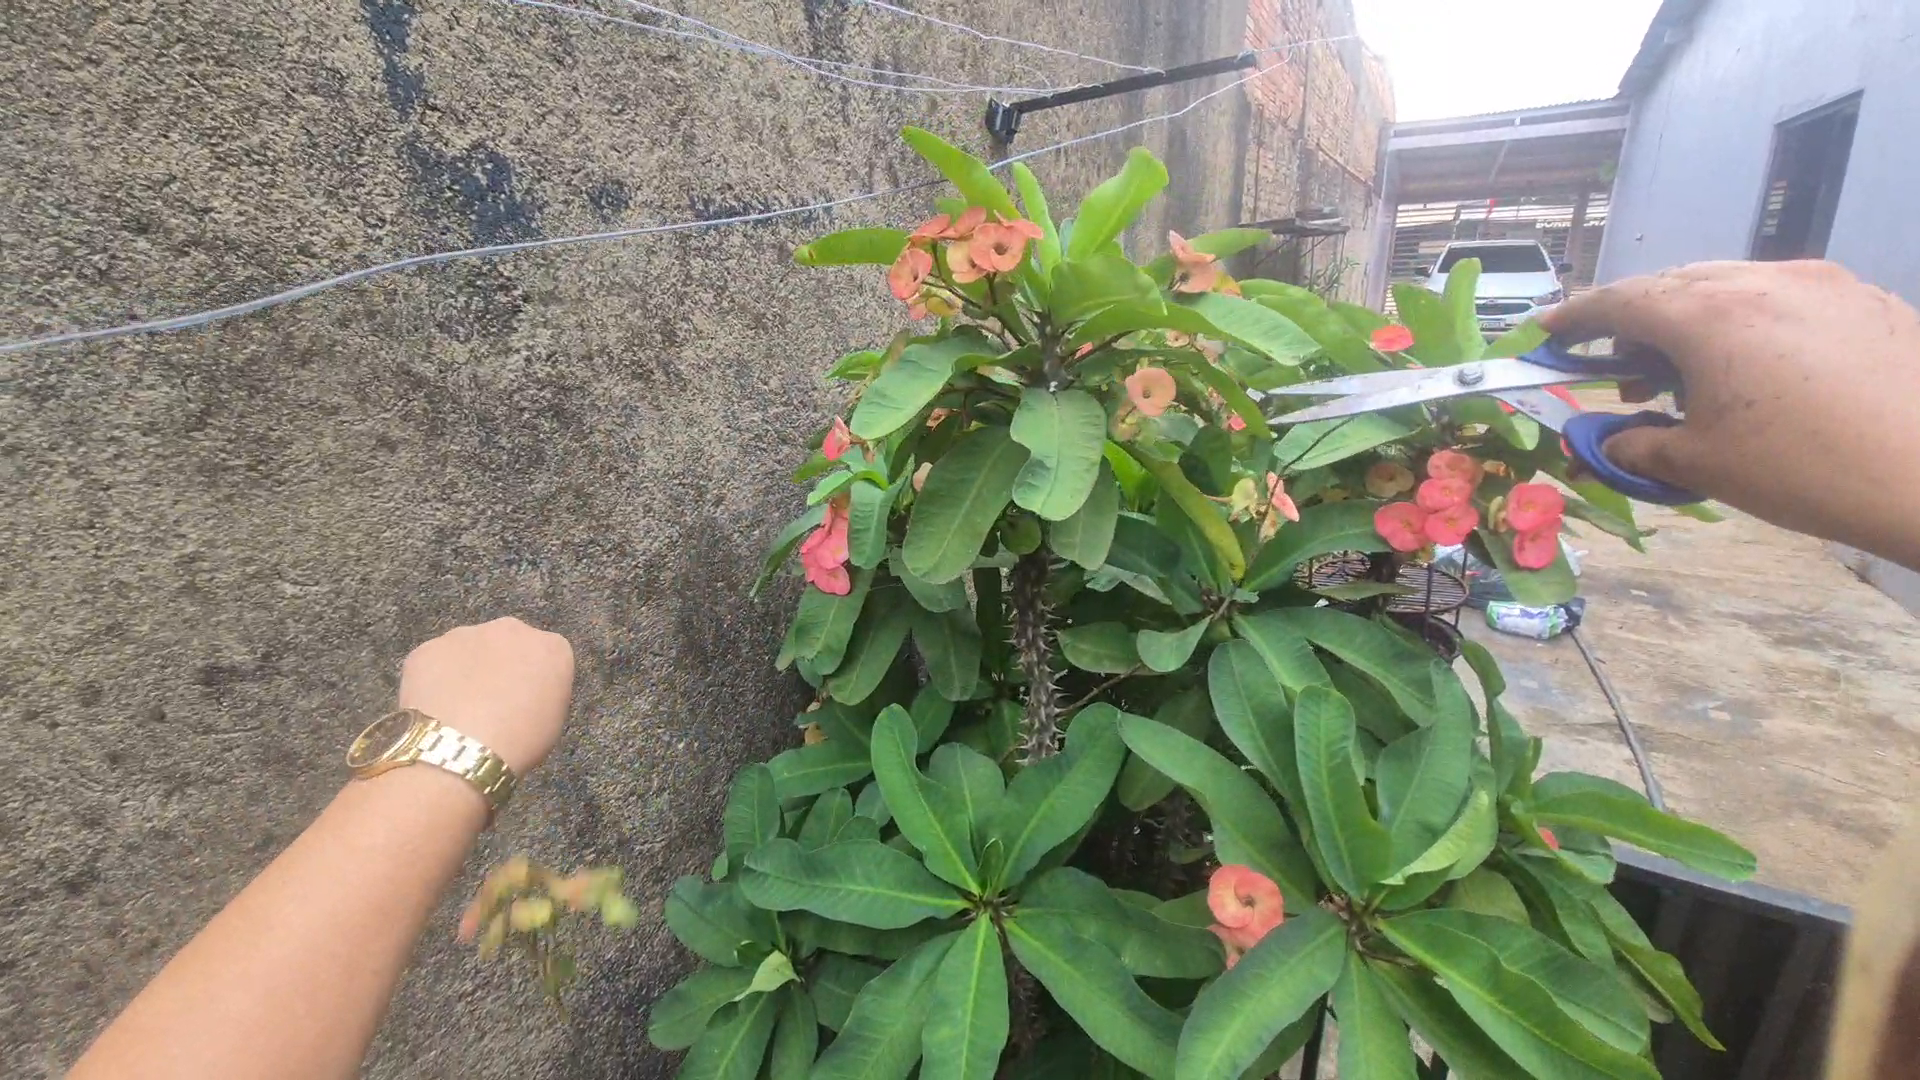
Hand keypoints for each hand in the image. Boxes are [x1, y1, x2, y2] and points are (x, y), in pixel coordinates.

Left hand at [397, 617, 574, 774]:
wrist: (460, 747)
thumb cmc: (521, 739)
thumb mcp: (554, 717)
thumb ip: (543, 691)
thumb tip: (525, 692)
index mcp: (553, 647)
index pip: (548, 656)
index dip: (535, 678)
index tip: (526, 699)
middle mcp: (512, 630)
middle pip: (508, 642)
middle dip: (501, 663)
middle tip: (492, 699)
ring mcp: (465, 634)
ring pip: (468, 648)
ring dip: (466, 668)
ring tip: (457, 707)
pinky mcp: (427, 648)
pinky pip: (433, 661)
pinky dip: (432, 678)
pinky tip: (432, 706)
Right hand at [1541, 260, 1919, 568]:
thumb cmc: (1801, 469)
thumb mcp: (1690, 462)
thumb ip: (1628, 441)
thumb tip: (1604, 439)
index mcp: (1712, 317)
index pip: (1620, 301)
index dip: (1572, 316)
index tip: (1543, 332)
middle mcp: (1767, 284)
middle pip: (1671, 286)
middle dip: (1628, 321)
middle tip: (1609, 365)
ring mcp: (1826, 287)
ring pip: (1726, 286)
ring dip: (1683, 322)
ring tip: (1676, 374)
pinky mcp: (1866, 304)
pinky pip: (1777, 298)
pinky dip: (1736, 324)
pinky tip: (1742, 371)